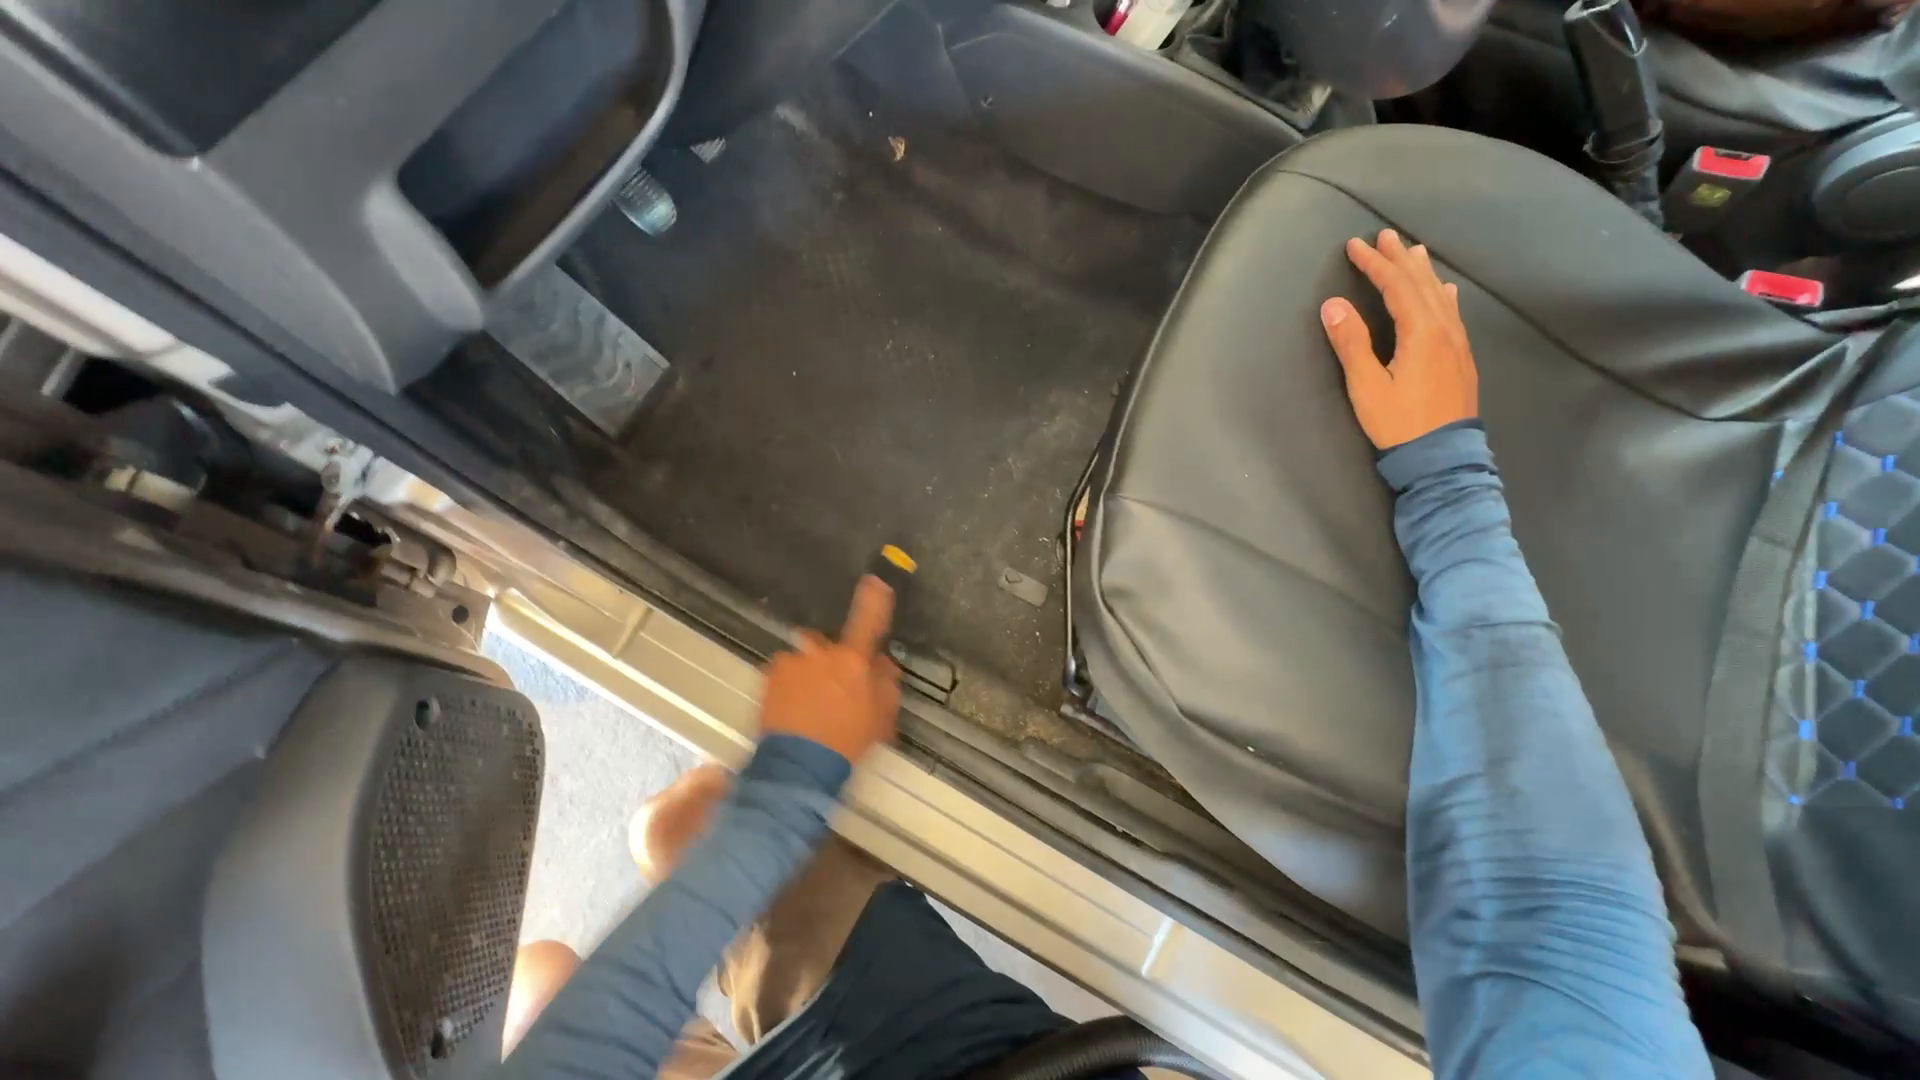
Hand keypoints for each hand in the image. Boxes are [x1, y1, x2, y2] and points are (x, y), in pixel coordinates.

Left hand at [759, 575, 899, 764]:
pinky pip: (786, 671)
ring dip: (810, 673)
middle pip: (830, 645)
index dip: (875, 597)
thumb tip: (881, 662)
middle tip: (837, 691)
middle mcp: (821, 652)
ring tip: (812, 706)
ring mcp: (792, 661)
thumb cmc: (846, 741)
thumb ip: (885, 681)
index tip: (876, 581)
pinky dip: (790, 684)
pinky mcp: (770, 674)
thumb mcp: (882, 715)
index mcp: (853, 659)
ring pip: (806, 659)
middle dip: (833, 660)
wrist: (799, 764)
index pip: (868, 618)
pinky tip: (795, 708)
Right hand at [1320, 229, 1478, 450]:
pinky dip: (1442, 294)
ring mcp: (1456, 343)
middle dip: (1400, 259)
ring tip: (1414, 251)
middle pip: (1421, 284)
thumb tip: (1333, 305)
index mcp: (1420, 332)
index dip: (1375, 264)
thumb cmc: (1399, 423)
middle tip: (1385, 236)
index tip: (1355, 246)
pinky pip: (1452, 312)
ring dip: (1423, 271)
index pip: (1395, 287)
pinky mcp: (1460, 357)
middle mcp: (1443, 329)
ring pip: (1440, 295)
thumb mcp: (1366, 386)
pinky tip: (1445, 292)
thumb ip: (1351, 344)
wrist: (1441, 456)